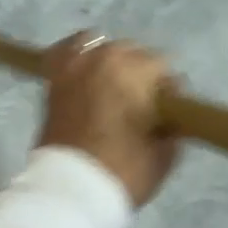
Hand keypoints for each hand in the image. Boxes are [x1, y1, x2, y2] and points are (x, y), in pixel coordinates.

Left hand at [38, 31, 179, 205]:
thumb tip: (174, 114)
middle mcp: (103, 57)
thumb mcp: (163, 154)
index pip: (162, 65)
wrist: (72, 184)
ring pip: (99, 44)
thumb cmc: (122, 170)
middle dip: (141, 71)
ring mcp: (74, 63)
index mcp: (133, 72)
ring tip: (116, 83)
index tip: (171, 108)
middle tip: (145, 100)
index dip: (169, 86)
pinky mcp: (53, 74)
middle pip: (131, 51)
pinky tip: (84, 63)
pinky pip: (65, 49)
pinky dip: (76, 51)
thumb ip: (173, 126)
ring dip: (111, 59)